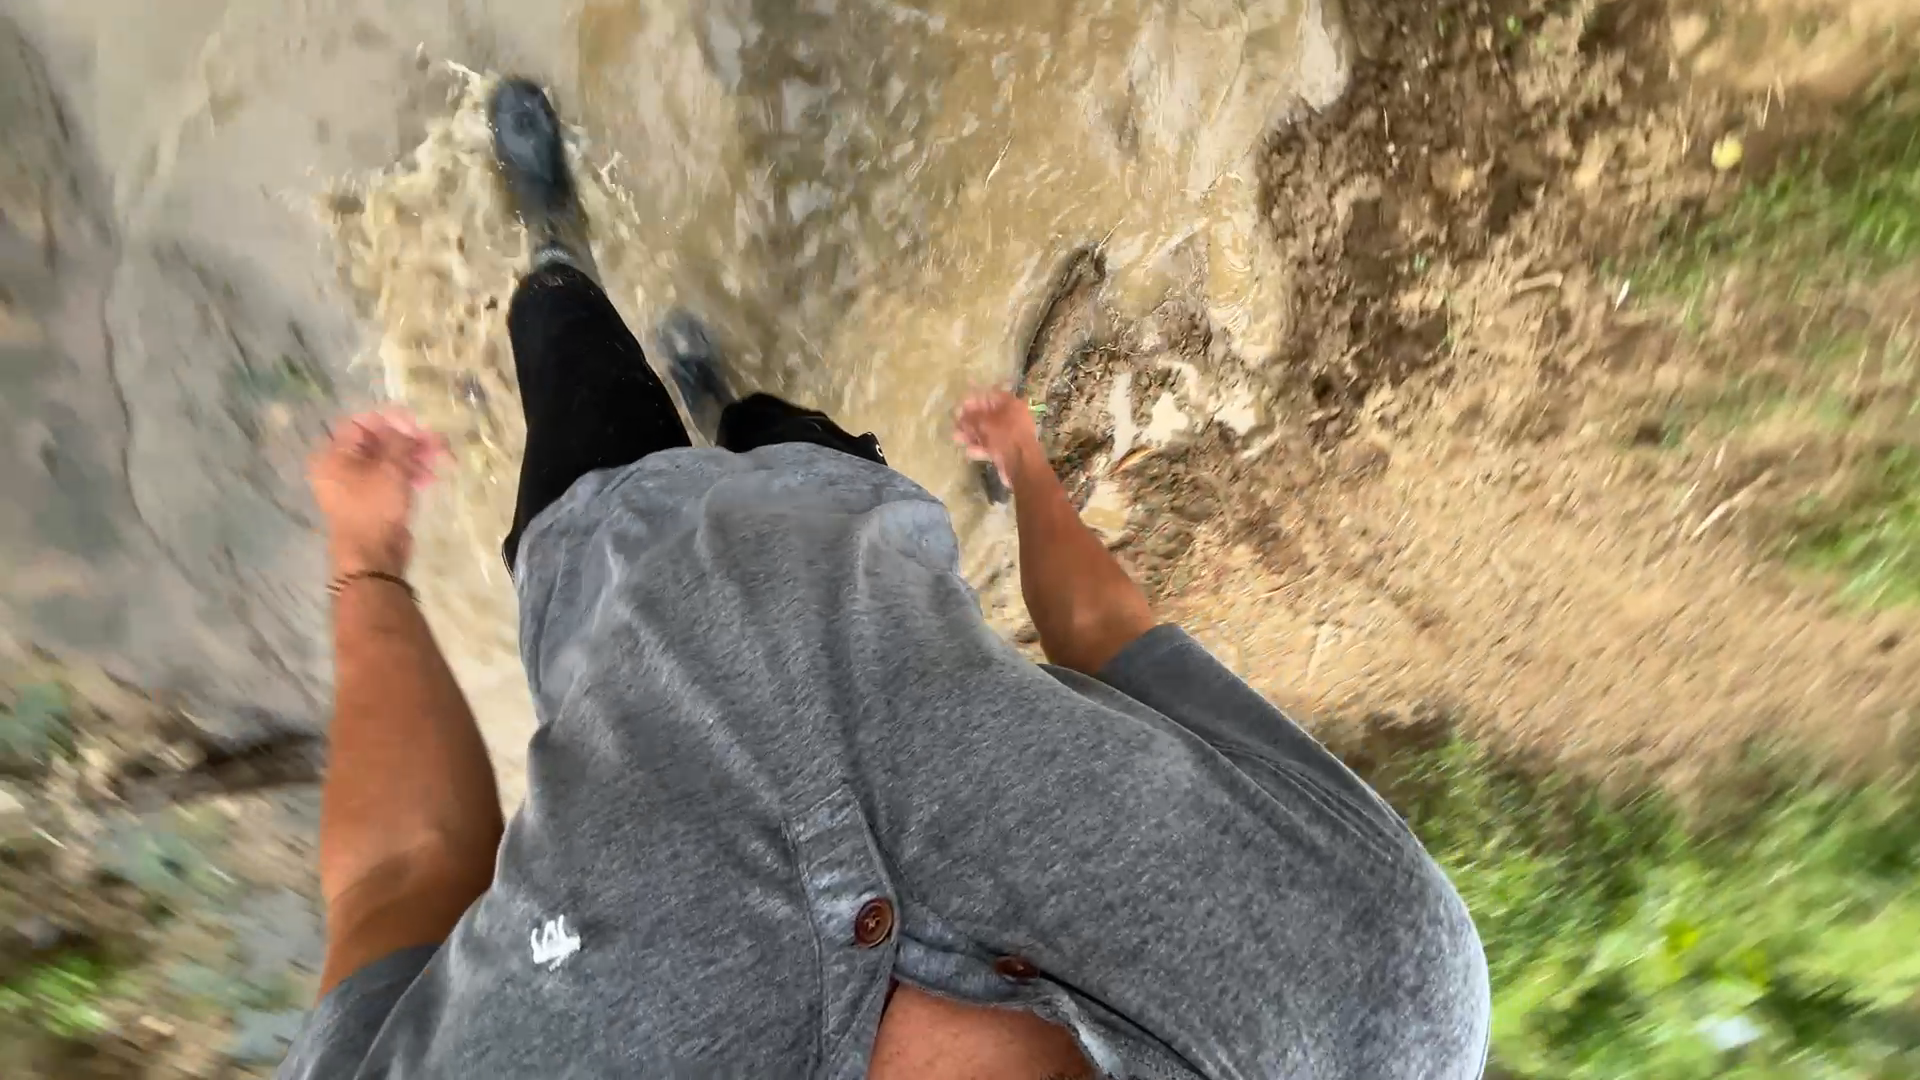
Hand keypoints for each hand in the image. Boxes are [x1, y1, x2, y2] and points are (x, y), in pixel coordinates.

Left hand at [309, 409, 446, 576]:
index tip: (420, 426)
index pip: (363, 423)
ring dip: (416, 457)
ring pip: (389, 459)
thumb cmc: (374, 507)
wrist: (373, 552)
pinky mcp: (373, 497)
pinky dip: (410, 473)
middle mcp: (341, 464)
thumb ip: (399, 443)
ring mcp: (357, 482)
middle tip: (439, 445)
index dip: (393, 421)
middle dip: (411, 441)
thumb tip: (409, 428)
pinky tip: (429, 479)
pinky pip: (391, 476)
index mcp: (335, 454)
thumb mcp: (390, 470)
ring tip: (441, 464)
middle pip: (379, 441)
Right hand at [953, 389, 1043, 483]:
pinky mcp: (1006, 450)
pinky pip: (991, 445)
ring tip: (956, 438)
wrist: (1021, 465)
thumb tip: (960, 413)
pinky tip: (967, 451)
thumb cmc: (1005, 436)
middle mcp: (1012, 418)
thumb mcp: (985, 423)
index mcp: (1011, 405)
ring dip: (972, 435)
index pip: (990, 397)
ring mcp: (1010, 435)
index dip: (973, 401)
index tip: (960, 406)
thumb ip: (971, 417)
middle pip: (988, 416)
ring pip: (987, 432)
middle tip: (955, 423)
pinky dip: (979, 447)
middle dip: (970, 420)